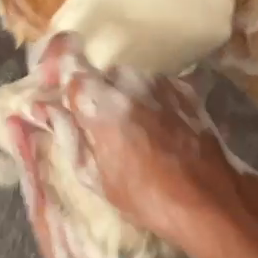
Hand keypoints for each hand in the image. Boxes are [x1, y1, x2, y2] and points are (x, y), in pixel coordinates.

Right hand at [56, 65, 257, 257]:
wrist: (212, 199)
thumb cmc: (146, 197)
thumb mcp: (94, 176)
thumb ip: (66, 134)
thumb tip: (44, 108)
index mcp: (100, 101)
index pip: (68, 58)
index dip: (56, 63)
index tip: (52, 82)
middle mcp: (129, 79)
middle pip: (99, 73)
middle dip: (92, 94)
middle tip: (95, 126)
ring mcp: (160, 80)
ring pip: (127, 79)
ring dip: (121, 98)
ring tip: (131, 134)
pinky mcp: (183, 87)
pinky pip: (153, 86)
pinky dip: (147, 101)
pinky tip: (156, 132)